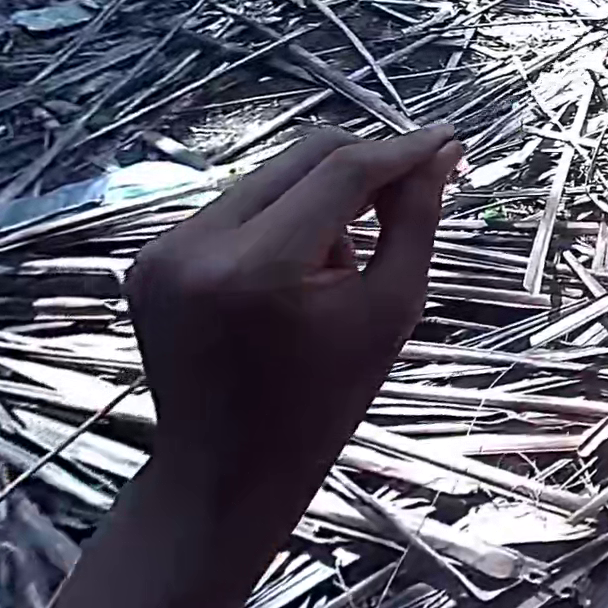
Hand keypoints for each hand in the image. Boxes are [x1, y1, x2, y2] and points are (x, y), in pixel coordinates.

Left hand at [126, 125, 461, 497]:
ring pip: (280, 172)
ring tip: (352, 249)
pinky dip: (296, 209)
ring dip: (334, 189)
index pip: (343, 171)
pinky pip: (251, 199)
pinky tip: (311, 258)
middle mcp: (197, 243)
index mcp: (257, 267)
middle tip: (416, 185)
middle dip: (371, 163)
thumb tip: (443, 152)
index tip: (448, 139)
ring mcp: (167, 246)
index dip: (403, 149)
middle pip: (308, 156)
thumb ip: (417, 216)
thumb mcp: (393, 302)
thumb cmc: (329, 394)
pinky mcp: (158, 251)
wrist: (230, 468)